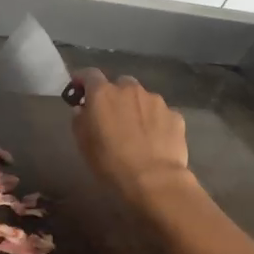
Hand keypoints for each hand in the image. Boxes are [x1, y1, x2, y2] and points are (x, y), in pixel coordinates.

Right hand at [70, 69, 190, 201]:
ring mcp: (156, 101)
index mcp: (103, 93)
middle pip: (119, 83)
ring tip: (136, 131)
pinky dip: (155, 121)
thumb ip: (80, 119)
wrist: (154, 179)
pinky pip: (160, 113)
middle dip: (114, 95)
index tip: (79, 90)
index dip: (82, 80)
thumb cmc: (110, 161)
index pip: (89, 74)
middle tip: (111, 115)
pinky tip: (154, 140)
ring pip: (142, 98)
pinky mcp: (175, 116)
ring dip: (136, 108)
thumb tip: (83, 109)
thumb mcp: (83, 142)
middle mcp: (129, 89)